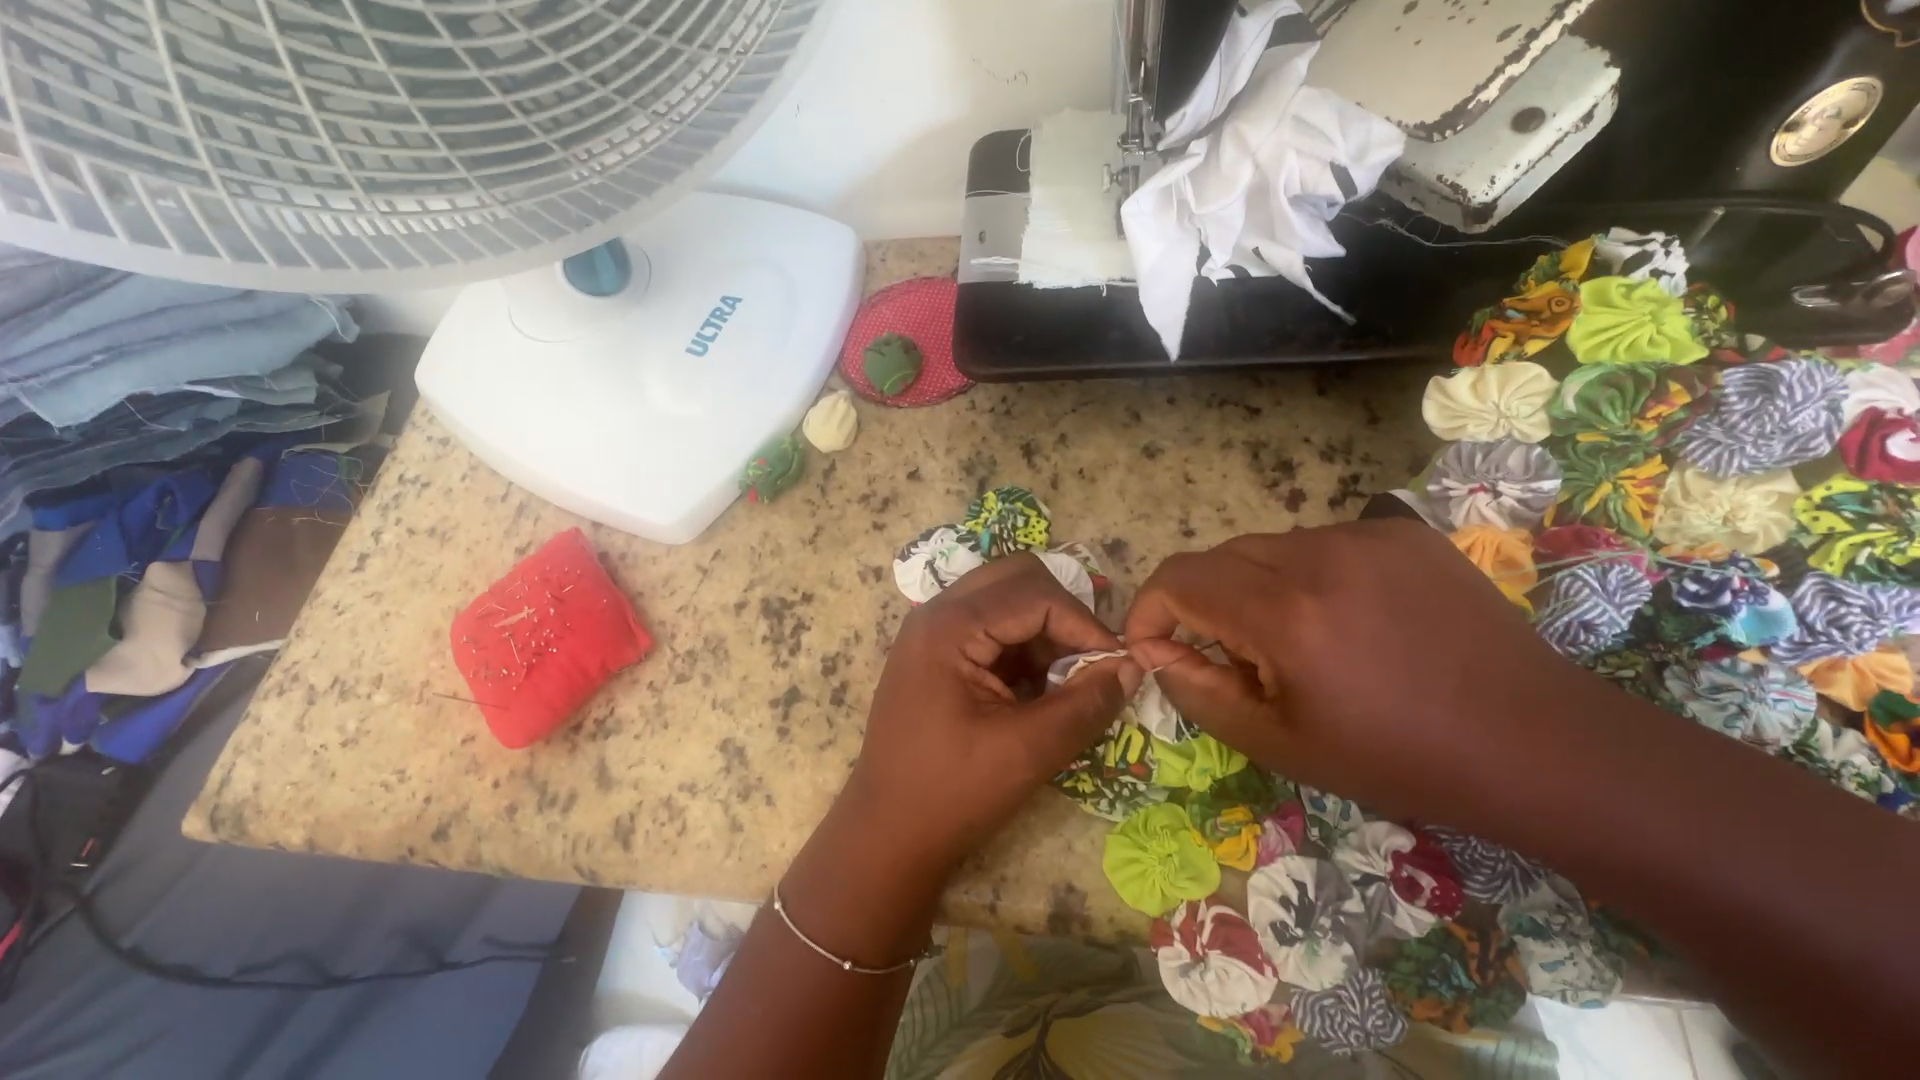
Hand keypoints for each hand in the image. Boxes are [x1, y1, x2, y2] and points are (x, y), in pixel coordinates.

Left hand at [846, 553, 1142, 873]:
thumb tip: (1133, 666)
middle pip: (1016, 578)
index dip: (1084, 625)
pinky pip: (990, 628)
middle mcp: (936, 614)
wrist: (888, 835)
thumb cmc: (952, 792)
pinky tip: (1041, 691)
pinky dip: (1024, 649)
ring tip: (1069, 682)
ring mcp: (932, 634)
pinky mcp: (936, 657)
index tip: (1116, 666)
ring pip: (1005, 600)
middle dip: (1063, 613)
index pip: (1035, 594)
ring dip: (1045, 631)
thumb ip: (1086, 703)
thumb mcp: (1029, 750)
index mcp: (949, 627)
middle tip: (1091, 661)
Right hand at [1123, 519, 1590, 823]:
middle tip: (1236, 662)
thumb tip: (1154, 650)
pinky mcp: (1404, 534)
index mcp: (1283, 612)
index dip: (1149, 609)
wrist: (1530, 742)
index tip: (1152, 645)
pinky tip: (1348, 621)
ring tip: (1300, 644)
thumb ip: (1198, 690)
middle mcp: (1318, 555)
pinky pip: (1324, 543)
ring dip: (1256, 589)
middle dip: (1203, 604)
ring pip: (1271, 548)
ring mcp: (1367, 536)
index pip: (1179, 578)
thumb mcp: (1278, 743)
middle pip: (1220, 558)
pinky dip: (1308, 576)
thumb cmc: (1396, 758)